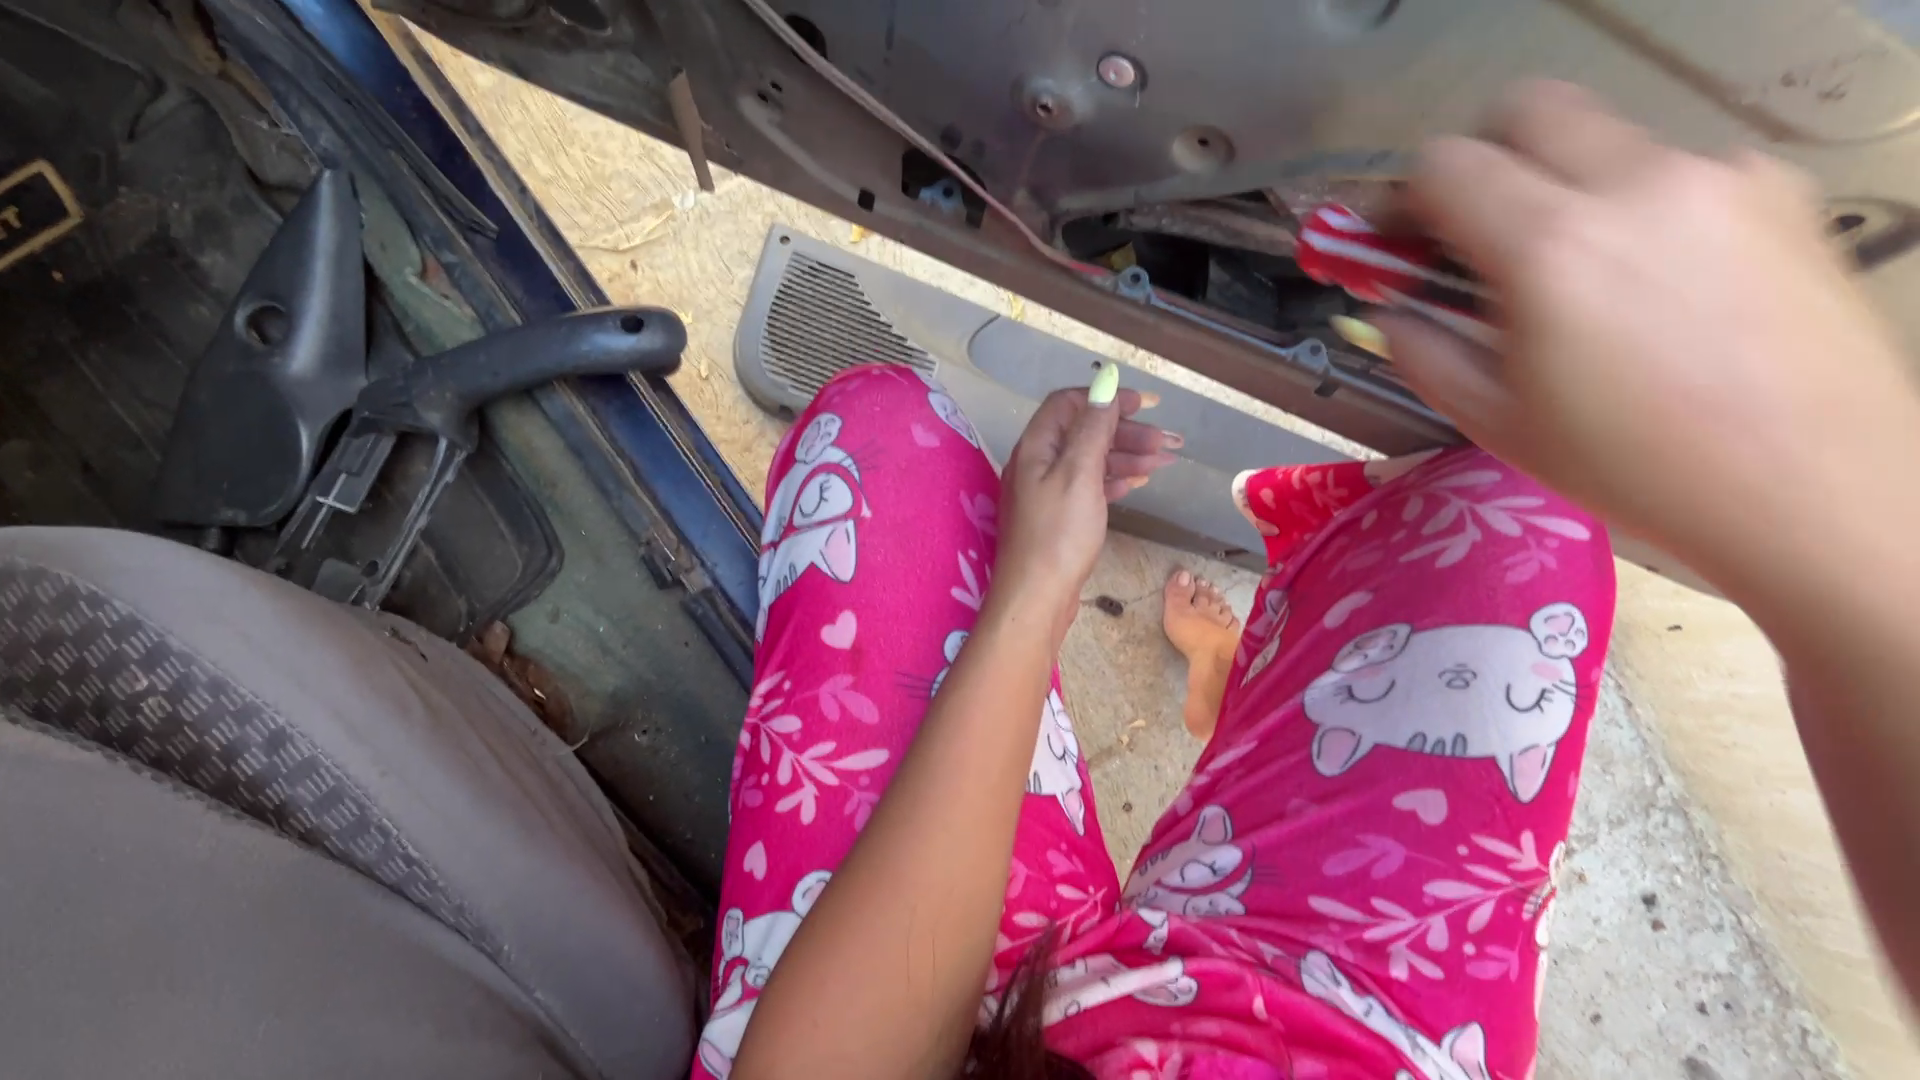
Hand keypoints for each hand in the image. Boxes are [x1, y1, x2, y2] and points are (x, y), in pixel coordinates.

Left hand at [991, 385, 1175, 639]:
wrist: (1036, 597)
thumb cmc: (1058, 535)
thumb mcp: (1079, 473)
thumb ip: (1093, 427)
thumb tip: (1105, 382)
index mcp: (1036, 447)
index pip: (1069, 404)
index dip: (1106, 398)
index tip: (1146, 405)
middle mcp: (1037, 464)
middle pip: (1084, 432)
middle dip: (1126, 431)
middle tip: (1167, 443)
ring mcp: (1047, 492)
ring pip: (1091, 460)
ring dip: (1127, 456)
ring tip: (1165, 462)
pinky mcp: (1059, 517)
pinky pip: (1090, 486)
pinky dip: (1115, 480)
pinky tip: (1139, 482)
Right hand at [1382, 80, 1919, 584]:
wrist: (1811, 486)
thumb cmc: (1629, 465)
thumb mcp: (1491, 419)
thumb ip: (1420, 349)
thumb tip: (1394, 310)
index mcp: (1550, 247)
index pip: (1446, 163)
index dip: (1403, 198)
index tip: (1398, 242)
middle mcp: (1636, 185)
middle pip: (1528, 111)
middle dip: (1480, 159)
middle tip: (1469, 230)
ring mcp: (1718, 179)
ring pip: (1601, 142)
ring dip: (1557, 186)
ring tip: (1565, 271)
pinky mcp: (1776, 193)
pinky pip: (1671, 171)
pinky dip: (1631, 205)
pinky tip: (1642, 279)